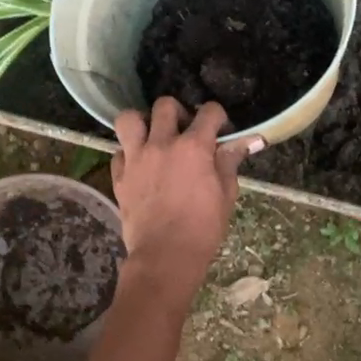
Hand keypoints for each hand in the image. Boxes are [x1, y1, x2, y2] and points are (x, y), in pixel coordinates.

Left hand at [111, 98, 262, 307]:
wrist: (166, 255)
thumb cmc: (203, 226)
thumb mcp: (227, 193)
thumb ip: (229, 162)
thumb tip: (241, 143)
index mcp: (194, 146)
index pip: (209, 112)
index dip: (218, 117)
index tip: (221, 131)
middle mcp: (162, 144)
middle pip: (165, 105)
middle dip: (179, 112)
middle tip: (185, 130)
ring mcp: (136, 158)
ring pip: (129, 119)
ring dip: (143, 122)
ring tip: (153, 136)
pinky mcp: (119, 176)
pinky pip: (118, 151)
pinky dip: (129, 152)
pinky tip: (140, 164)